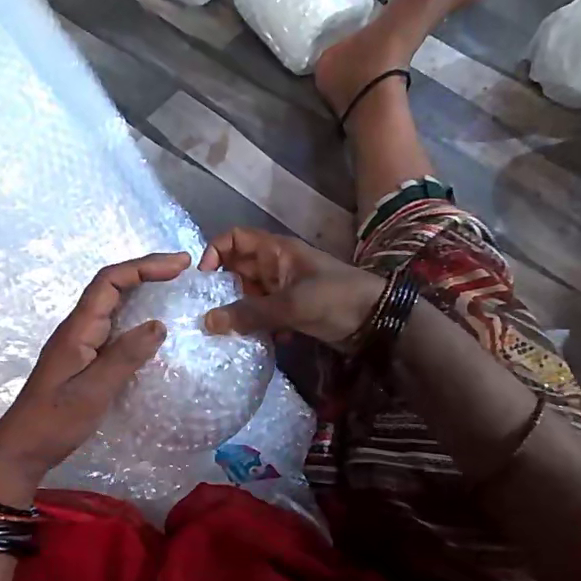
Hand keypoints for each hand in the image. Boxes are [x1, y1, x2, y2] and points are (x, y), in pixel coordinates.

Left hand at [0, 253, 189, 506]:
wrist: (22, 449)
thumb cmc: (55, 422)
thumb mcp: (93, 392)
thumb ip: (125, 357)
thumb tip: (159, 323)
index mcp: (77, 329)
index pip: (110, 281)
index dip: (144, 266)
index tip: (180, 265)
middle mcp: (77, 328)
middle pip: (111, 285)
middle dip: (146, 271)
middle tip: (182, 270)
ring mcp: (78, 343)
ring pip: (111, 304)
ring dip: (141, 289)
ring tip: (173, 288)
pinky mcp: (82, 358)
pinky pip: (111, 325)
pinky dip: (134, 315)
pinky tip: (151, 327)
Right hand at [198, 228, 383, 346]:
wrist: (376, 320)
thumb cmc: (335, 299)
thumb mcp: (289, 305)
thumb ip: (248, 313)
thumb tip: (207, 321)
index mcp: (275, 251)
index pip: (234, 239)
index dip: (214, 252)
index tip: (204, 279)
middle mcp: (275, 266)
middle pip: (236, 269)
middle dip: (222, 288)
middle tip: (209, 312)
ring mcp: (283, 288)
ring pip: (248, 295)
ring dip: (240, 312)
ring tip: (230, 332)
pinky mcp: (291, 310)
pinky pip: (263, 314)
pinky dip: (260, 325)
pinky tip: (266, 341)